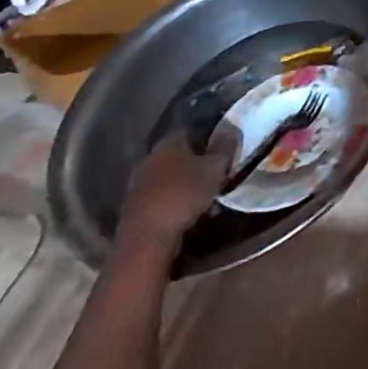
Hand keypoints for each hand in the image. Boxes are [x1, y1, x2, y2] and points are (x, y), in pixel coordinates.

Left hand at [114, 128, 238, 252]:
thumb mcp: (214, 169)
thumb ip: (224, 149)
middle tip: (218, 176)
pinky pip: (164, 199)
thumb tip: (231, 131)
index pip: (190, 131)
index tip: (224, 149)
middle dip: (199, 165)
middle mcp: (150, 158)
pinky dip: (178, 204)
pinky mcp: (137, 208)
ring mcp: (140, 184)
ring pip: (172, 179)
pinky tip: (192, 215)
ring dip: (189, 186)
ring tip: (209, 200)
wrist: (146, 237)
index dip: (209, 138)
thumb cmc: (183, 194)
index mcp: (167, 143)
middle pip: (180, 156)